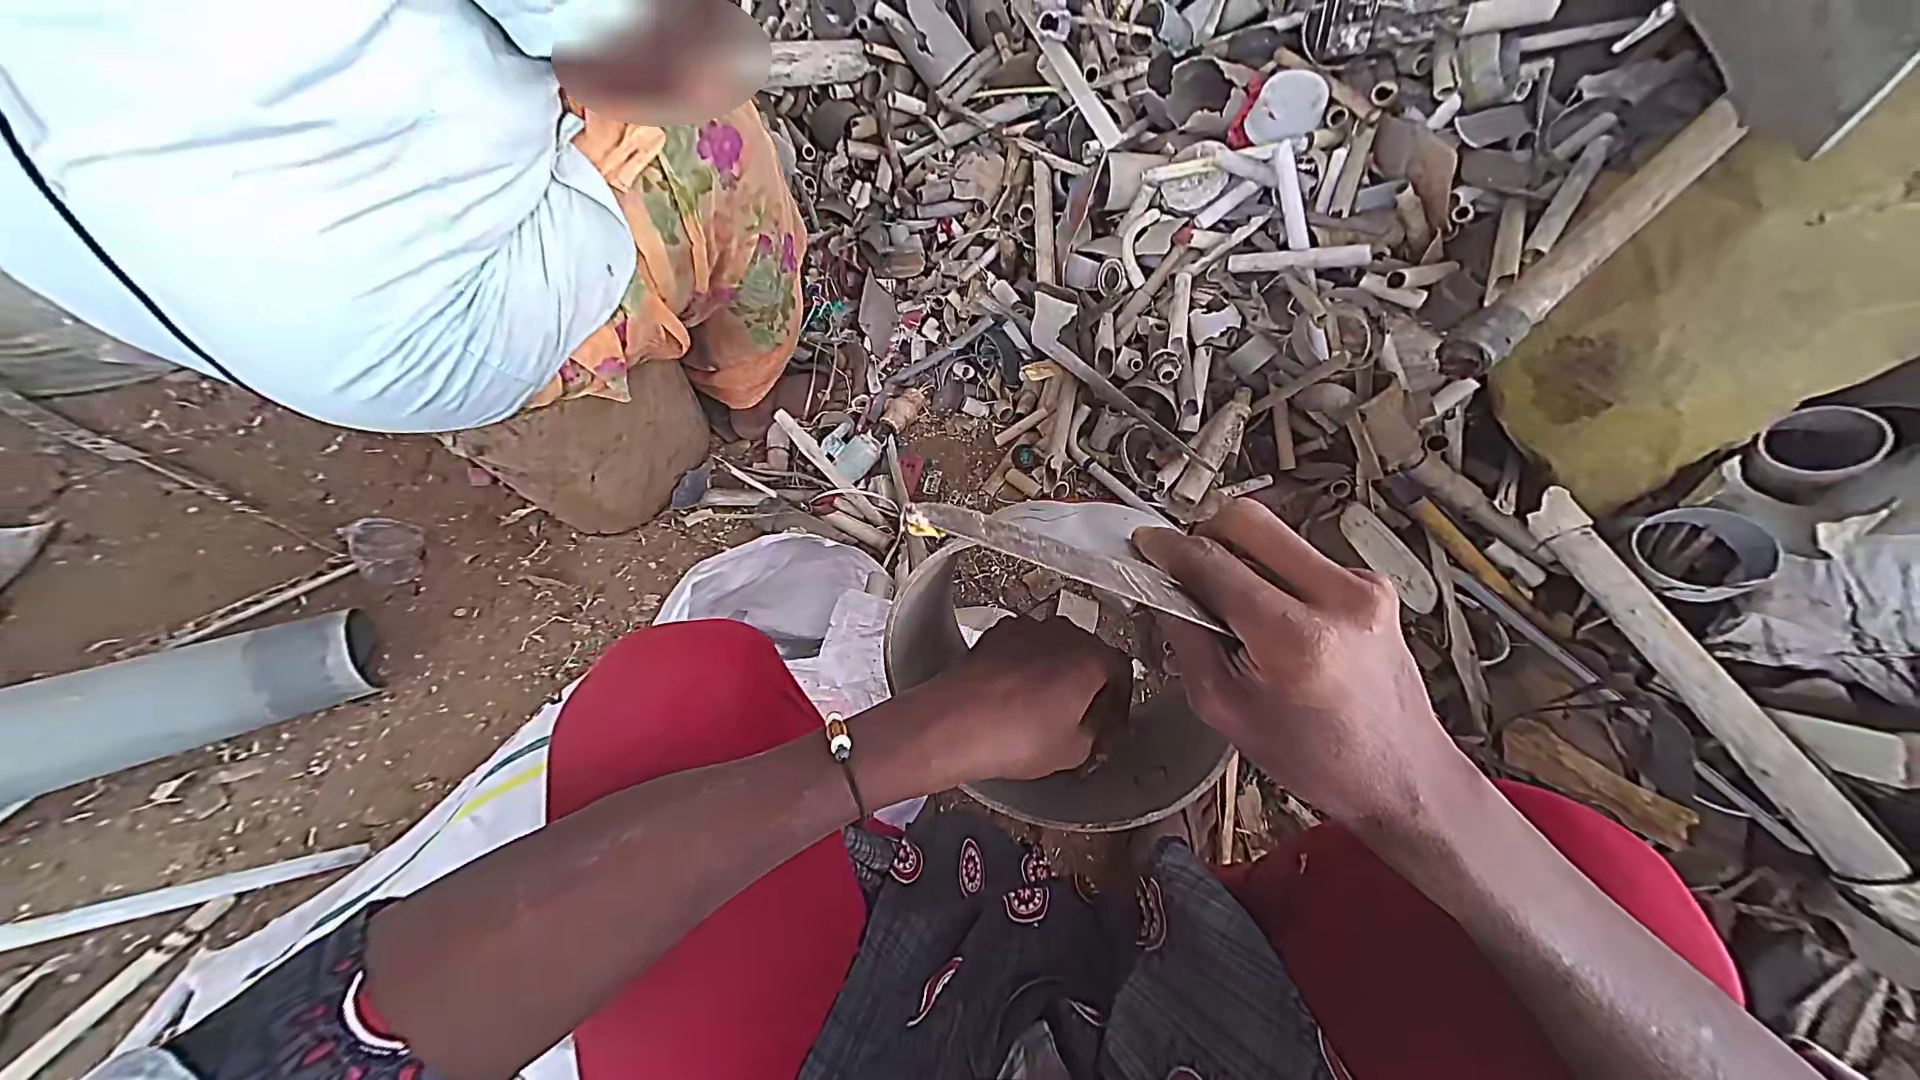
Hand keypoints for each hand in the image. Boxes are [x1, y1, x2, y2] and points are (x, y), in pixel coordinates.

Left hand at [890, 615, 1129, 786]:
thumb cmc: (1015, 735)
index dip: (1119, 703)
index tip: (1109, 724)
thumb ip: (1096, 731)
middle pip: (1089, 655)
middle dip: (1089, 685)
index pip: (1122, 672)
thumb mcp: (1075, 751)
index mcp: (1092, 658)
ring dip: (1056, 674)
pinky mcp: (996, 633)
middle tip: (1083, 719)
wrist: (956, 722)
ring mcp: (1026, 628)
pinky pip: (1024, 649)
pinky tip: (1017, 697)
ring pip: (1055, 650)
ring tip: (1046, 709)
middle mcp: (1062, 633)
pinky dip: (1027, 667)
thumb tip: (1088, 727)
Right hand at [1132, 498, 1464, 825]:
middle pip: (1247, 520)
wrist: (1401, 775)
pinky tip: (1264, 615)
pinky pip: (1296, 554)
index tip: (1146, 546)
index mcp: (1296, 639)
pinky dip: (1266, 573)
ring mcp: (1362, 585)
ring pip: (1272, 534)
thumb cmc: (1319, 756)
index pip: (1212, 562)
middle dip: (1202, 535)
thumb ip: (1185, 638)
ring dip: (1236, 558)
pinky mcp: (1369, 584)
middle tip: (1184, 568)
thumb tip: (1162, 589)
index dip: (1168, 549)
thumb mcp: (1223, 706)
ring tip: (1229, 608)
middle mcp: (1339, 598)